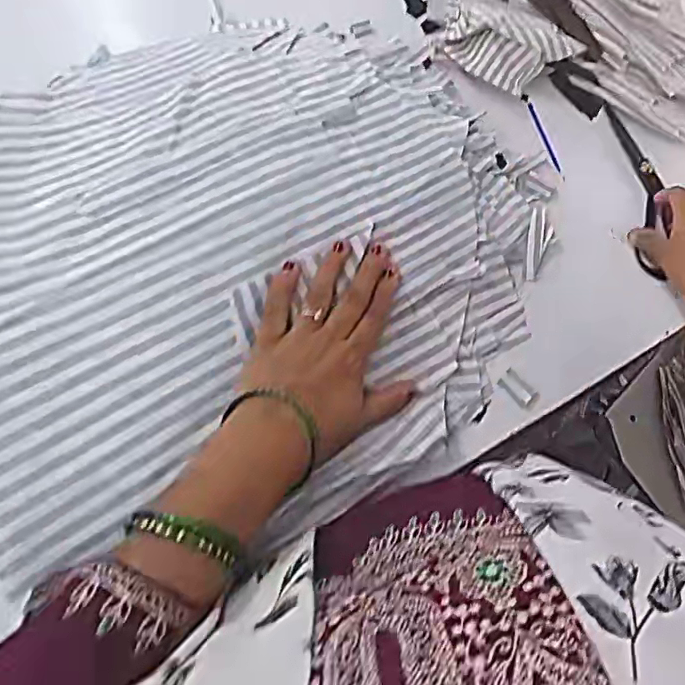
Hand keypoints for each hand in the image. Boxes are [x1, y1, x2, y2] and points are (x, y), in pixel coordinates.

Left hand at [240, 240, 415, 465]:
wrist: (270, 438)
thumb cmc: (317, 432)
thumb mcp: (360, 419)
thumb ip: (388, 401)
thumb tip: (416, 388)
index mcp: (352, 358)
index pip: (373, 318)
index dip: (385, 292)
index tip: (393, 270)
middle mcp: (328, 340)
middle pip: (352, 301)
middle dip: (367, 272)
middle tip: (377, 248)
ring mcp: (297, 338)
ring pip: (318, 297)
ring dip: (331, 270)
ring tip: (341, 245)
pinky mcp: (268, 343)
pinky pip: (276, 310)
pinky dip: (282, 288)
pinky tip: (290, 267)